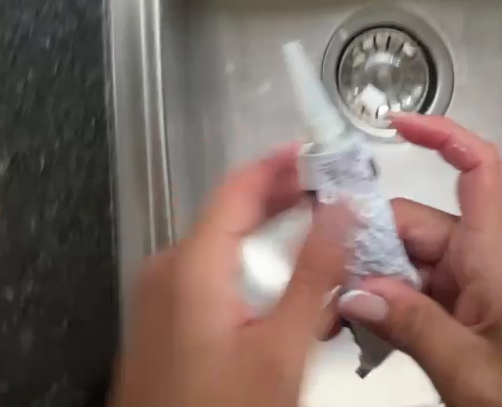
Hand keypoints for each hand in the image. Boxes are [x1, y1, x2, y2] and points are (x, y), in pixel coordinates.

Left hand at [110, 146, 348, 406]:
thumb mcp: (281, 351)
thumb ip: (315, 272)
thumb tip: (343, 209)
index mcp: (192, 263)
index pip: (240, 185)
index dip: (281, 162)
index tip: (319, 150)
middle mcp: (168, 268)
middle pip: (233, 212)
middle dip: (284, 198)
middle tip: (332, 193)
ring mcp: (159, 296)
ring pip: (224, 244)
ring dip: (271, 235)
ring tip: (318, 234)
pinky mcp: (161, 321)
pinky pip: (210, 273)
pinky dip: (250, 266)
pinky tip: (283, 285)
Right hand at [331, 114, 501, 406]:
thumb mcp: (472, 372)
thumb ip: (412, 327)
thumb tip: (353, 288)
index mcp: (493, 254)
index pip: (477, 168)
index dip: (441, 135)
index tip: (395, 124)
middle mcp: (481, 259)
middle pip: (416, 224)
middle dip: (366, 244)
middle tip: (322, 283)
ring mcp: (474, 288)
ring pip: (410, 261)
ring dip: (371, 281)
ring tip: (332, 315)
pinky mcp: (469, 315)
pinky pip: (419, 293)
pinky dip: (387, 306)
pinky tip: (359, 329)